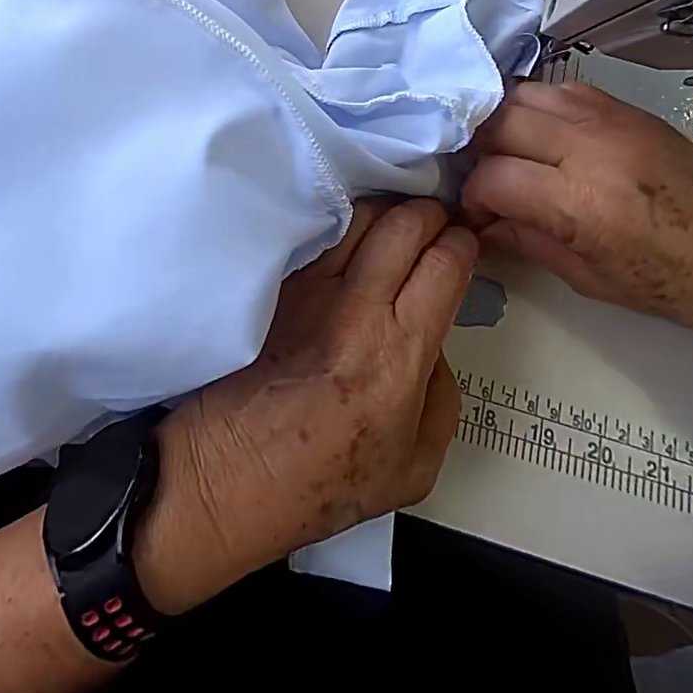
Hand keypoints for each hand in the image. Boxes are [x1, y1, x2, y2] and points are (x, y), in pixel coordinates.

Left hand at [133, 199, 475, 612]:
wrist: (230, 471)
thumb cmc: (320, 479)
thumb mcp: (415, 463)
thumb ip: (441, 393)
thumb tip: (432, 342)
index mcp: (397, 350)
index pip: (443, 260)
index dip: (461, 241)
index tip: (462, 242)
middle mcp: (353, 307)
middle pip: (401, 223)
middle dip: (426, 212)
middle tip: (432, 222)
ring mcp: (305, 290)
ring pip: (354, 218)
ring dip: (381, 212)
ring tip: (391, 225)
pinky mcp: (272, 288)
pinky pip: (313, 238)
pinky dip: (337, 227)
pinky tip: (346, 237)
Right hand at [458, 82, 692, 354]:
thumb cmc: (675, 285)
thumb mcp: (583, 275)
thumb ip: (522, 237)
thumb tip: (479, 219)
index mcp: (584, 204)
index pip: (491, 176)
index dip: (471, 196)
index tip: (476, 213)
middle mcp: (596, 150)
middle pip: (498, 123)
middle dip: (476, 150)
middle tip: (480, 176)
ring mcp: (615, 122)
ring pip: (523, 95)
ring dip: (500, 121)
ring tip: (501, 151)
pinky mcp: (631, 111)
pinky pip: (561, 90)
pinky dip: (536, 107)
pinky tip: (536, 134)